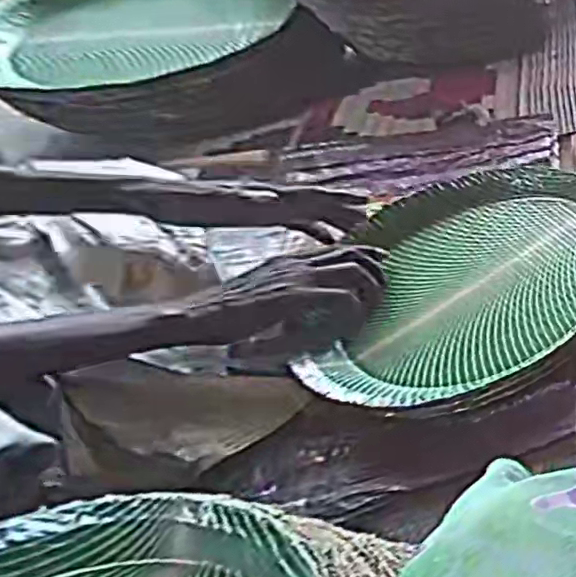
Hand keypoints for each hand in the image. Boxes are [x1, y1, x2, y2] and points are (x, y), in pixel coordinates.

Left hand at [126, 180, 369, 240]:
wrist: (157, 198)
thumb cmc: (186, 203)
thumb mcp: (218, 202)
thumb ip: (253, 201)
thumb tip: (279, 199)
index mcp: (270, 196)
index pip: (315, 196)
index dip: (342, 201)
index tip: (368, 207)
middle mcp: (276, 197)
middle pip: (323, 203)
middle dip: (351, 210)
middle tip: (378, 220)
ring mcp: (270, 206)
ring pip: (315, 211)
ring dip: (339, 219)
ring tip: (362, 230)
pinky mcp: (261, 215)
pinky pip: (300, 221)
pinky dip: (318, 229)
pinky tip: (327, 239)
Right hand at [175, 245, 386, 356]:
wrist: (190, 318)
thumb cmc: (228, 311)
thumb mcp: (266, 290)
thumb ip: (294, 287)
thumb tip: (321, 295)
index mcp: (290, 260)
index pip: (343, 248)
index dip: (370, 256)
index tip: (385, 268)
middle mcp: (296, 263)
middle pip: (358, 255)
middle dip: (379, 274)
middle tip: (381, 297)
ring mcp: (296, 277)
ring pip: (358, 272)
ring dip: (372, 292)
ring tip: (368, 313)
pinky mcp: (293, 296)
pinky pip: (344, 298)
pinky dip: (355, 312)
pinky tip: (348, 327)